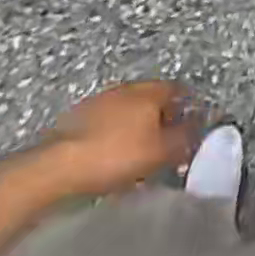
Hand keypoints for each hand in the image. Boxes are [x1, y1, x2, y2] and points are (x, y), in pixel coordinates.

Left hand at [41, 81, 195, 197]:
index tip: (190, 126)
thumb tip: (198, 129)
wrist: (56, 167)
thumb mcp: (160, 151)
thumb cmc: (116, 155)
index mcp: (149, 91)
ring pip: (128, 111)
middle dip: (162, 117)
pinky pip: (107, 123)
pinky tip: (111, 155)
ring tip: (138, 152)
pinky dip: (114, 135)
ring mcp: (99, 101)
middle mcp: (126, 88)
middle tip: (166, 141)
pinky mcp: (77, 118)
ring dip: (136, 126)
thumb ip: (184, 139)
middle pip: (152, 98)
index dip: (188, 106)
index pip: (178, 90)